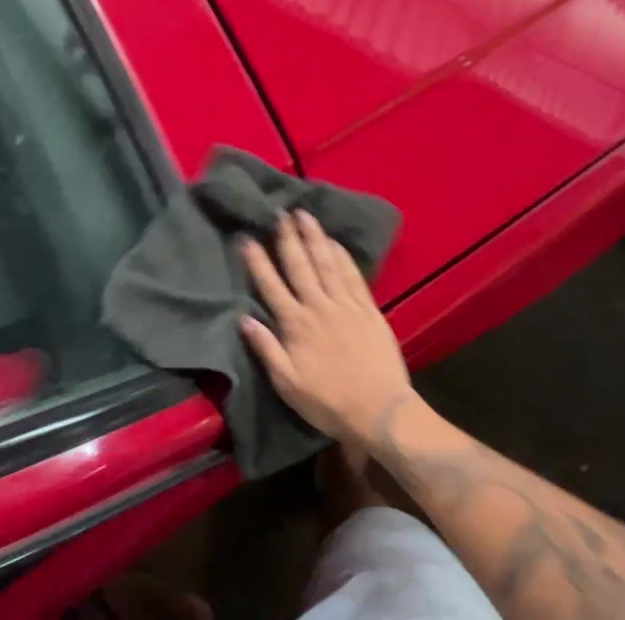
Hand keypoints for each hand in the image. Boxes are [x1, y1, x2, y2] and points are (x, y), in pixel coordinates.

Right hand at [239, 211, 412, 448]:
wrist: (380, 411)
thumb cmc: (329, 402)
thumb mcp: (288, 384)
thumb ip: (266, 348)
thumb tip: (243, 318)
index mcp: (296, 325)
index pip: (271, 286)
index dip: (258, 261)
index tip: (247, 238)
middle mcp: (319, 307)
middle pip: (300, 266)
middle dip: (287, 238)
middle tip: (279, 212)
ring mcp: (346, 306)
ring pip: (327, 263)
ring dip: (314, 237)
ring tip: (304, 215)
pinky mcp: (369, 309)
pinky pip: (353, 275)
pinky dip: (342, 256)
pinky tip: (334, 242)